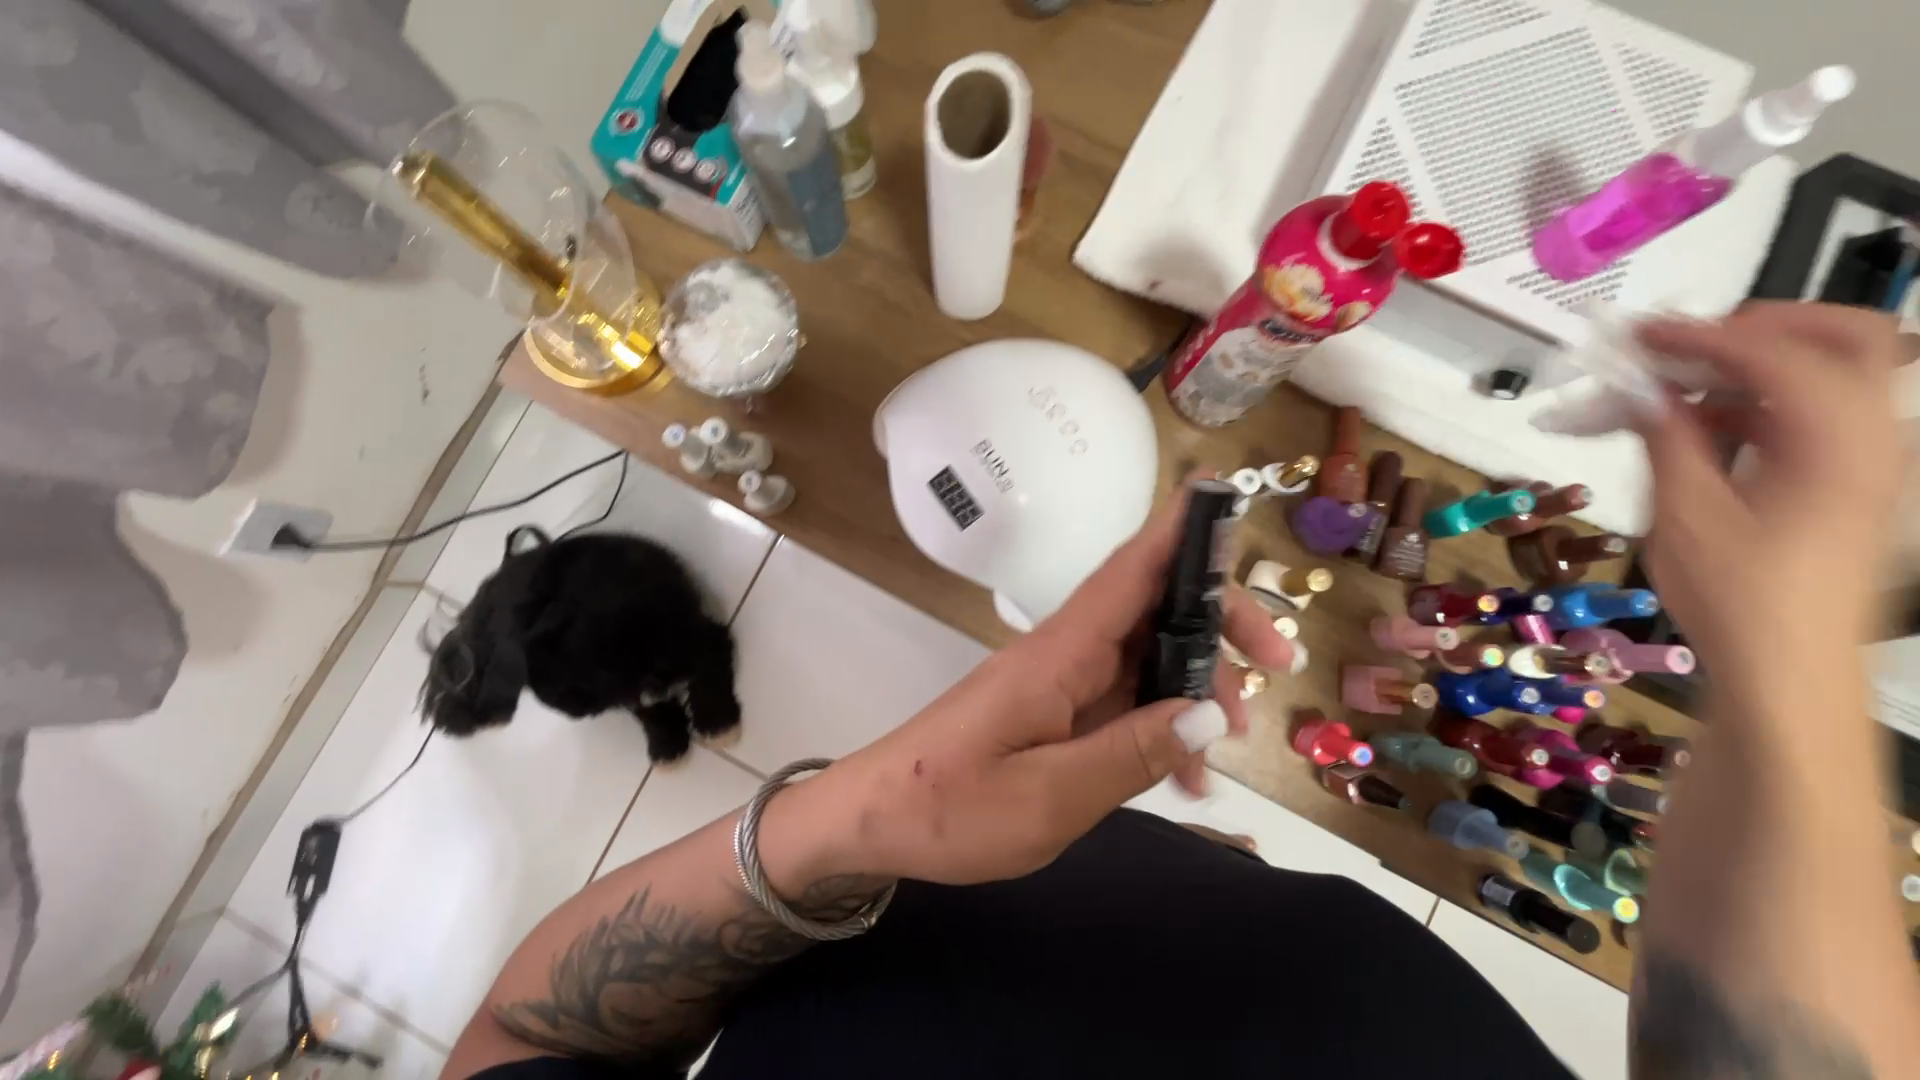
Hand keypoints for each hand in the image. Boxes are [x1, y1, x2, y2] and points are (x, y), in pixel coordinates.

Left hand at [773, 481, 1293, 889]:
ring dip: (1196, 685)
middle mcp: (1062, 653)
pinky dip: (1160, 723)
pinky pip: (1122, 700)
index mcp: (1058, 655)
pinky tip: (1183, 772)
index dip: (1177, 531)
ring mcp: (1057, 681)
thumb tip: (1208, 711)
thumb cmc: (950, 808)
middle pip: (1151, 609)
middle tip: (1275, 668)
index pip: (1128, 573)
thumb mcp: (1049, 798)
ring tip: (1231, 742)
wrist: (874, 820)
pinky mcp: (1052, 709)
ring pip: (1144, 657)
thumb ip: (1131, 754)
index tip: (1224, 497)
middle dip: (1219, 626)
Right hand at [1635, 303, 1910, 708]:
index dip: (1702, 335)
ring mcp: (1868, 458)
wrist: (1788, 669)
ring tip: (1675, 385)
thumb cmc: (1736, 597)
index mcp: (1838, 443)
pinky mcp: (1848, 479)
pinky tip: (1696, 425)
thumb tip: (1645, 392)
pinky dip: (1756, 402)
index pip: (1778, 354)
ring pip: (1832, 373)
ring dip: (1752, 365)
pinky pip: (1813, 414)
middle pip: (1846, 339)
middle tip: (1683, 345)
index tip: (1638, 335)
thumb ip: (1669, 439)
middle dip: (1759, 327)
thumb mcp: (1685, 514)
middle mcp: (1873, 438)